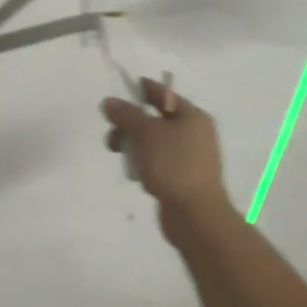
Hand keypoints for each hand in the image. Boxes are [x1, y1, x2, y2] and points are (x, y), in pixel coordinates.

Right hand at [102, 77, 232, 221]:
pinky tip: (136, 175)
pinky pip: (160, 164)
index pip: (165, 95)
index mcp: (193, 116)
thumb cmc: (173, 165)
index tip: (124, 89)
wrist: (196, 216)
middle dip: (132, 125)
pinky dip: (146, 165)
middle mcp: (196, 134)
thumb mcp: (146, 133)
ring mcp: (191, 159)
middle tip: (113, 135)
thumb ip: (126, 114)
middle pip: (157, 120)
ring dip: (136, 146)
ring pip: (156, 143)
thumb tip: (109, 101)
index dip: (143, 89)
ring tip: (120, 156)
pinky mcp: (184, 181)